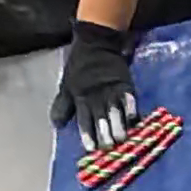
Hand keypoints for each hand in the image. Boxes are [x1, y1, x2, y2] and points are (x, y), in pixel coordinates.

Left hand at [49, 20, 137, 151]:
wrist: (97, 42)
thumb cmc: (80, 68)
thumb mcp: (67, 86)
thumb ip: (62, 106)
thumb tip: (56, 124)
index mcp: (82, 100)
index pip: (84, 121)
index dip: (88, 135)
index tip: (91, 148)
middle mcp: (97, 99)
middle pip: (102, 121)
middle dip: (105, 135)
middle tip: (108, 148)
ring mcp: (112, 93)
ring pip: (116, 113)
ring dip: (119, 127)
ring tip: (121, 139)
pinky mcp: (125, 87)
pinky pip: (130, 102)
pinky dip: (132, 111)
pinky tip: (134, 122)